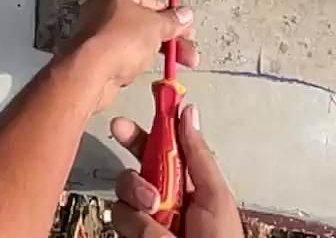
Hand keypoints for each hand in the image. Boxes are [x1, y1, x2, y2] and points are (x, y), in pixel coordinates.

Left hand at [59, 0, 197, 110]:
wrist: (91, 71)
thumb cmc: (123, 39)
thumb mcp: (155, 26)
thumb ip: (172, 21)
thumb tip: (186, 13)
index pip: (152, 1)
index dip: (173, 18)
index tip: (188, 32)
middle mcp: (104, 6)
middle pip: (144, 22)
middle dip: (168, 40)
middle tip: (188, 56)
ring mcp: (98, 31)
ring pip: (134, 40)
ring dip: (153, 53)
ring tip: (172, 67)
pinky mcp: (95, 54)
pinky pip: (122, 55)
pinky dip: (134, 63)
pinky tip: (140, 71)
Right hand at [111, 104, 242, 237]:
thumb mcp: (215, 201)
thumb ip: (198, 156)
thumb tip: (188, 110)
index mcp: (186, 184)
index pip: (162, 147)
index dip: (146, 128)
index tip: (125, 119)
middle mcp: (162, 200)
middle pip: (136, 164)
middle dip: (131, 155)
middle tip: (123, 141)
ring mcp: (144, 222)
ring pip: (124, 192)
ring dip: (137, 198)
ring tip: (156, 214)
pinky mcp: (131, 237)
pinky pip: (119, 219)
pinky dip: (133, 225)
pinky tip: (146, 234)